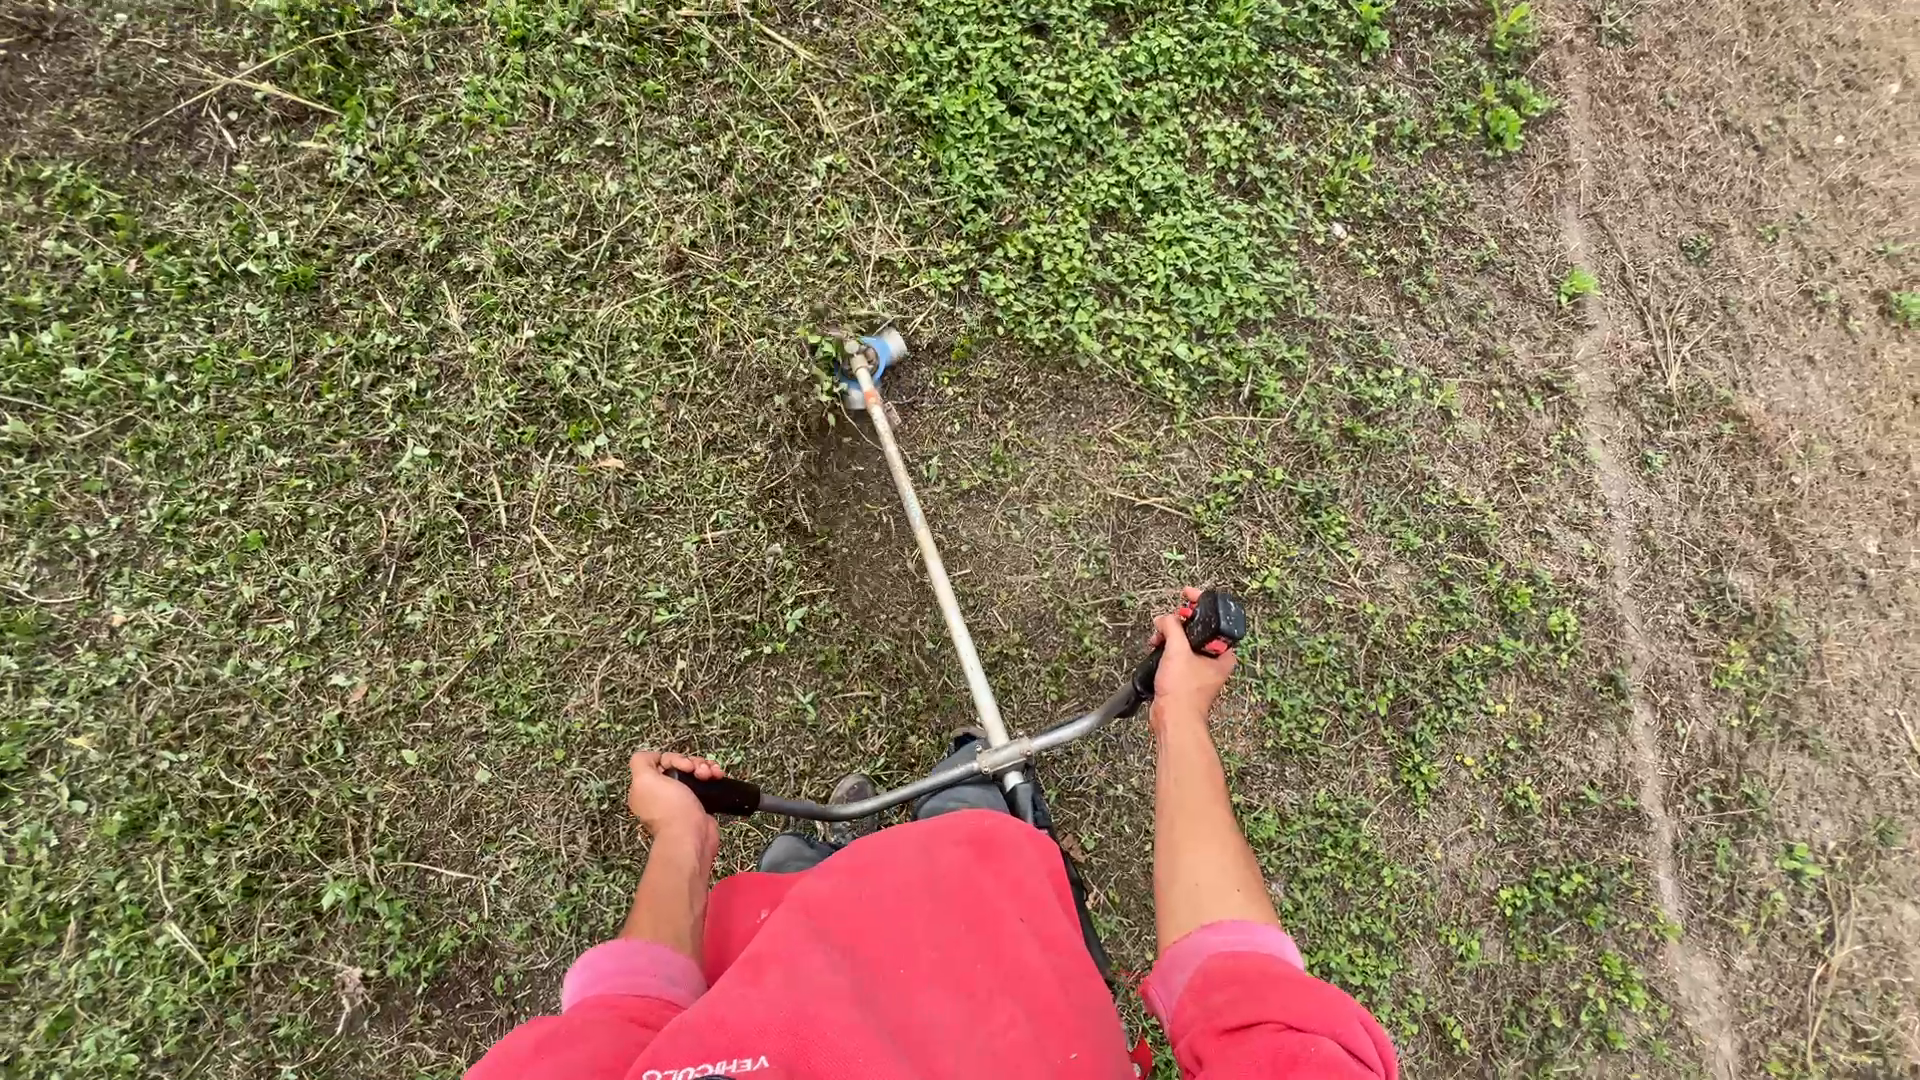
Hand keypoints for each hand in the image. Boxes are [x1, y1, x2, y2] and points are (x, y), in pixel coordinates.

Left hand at [628, 751, 723, 853]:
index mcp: (646, 788)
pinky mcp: (697, 803)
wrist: (691, 834)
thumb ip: (641, 762)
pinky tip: (717, 776)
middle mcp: (662, 793)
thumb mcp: (644, 780)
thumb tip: (652, 756)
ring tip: (710, 775)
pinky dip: (712, 775)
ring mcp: (680, 798)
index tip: (683, 767)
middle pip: (679, 764)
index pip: (660, 761)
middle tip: (698, 771)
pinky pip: (704, 781)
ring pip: (693, 771)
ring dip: (704, 767)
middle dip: (693, 762)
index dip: (674, 759)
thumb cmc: (670, 809)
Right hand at [1148, 586, 1236, 723]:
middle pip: (1196, 628)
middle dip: (1177, 622)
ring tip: (1158, 638)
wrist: (1173, 719)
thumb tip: (1165, 618)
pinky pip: (1176, 653)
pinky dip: (1166, 648)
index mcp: (1223, 653)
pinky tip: (1156, 648)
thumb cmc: (1183, 693)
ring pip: (1184, 640)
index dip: (1199, 604)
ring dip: (1169, 636)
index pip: (1214, 619)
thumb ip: (1172, 627)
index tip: (1187, 594)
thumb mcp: (1177, 651)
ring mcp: (1200, 667)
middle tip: (1166, 622)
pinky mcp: (1185, 674)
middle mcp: (1214, 659)